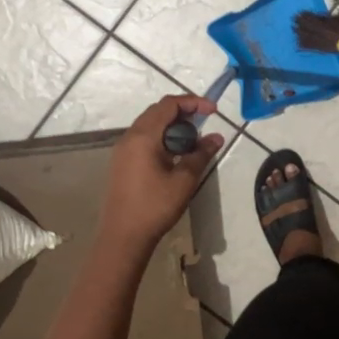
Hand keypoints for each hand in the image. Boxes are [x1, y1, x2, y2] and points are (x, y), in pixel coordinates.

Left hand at [98, 95, 223, 251]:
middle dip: (183, 112)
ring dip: (172, 125)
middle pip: (158, 111)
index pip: (168, 105)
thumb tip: (216, 137)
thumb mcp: (184, 180)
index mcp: (143, 137)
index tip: (213, 111)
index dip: (193, 102)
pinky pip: (143, 138)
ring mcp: (123, 150)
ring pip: (150, 124)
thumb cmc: (155, 206)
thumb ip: (200, 154)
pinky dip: (162, 137)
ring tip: (193, 140)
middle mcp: (130, 137)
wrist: (123, 236)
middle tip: (204, 123)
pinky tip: (175, 154)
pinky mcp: (122, 162)